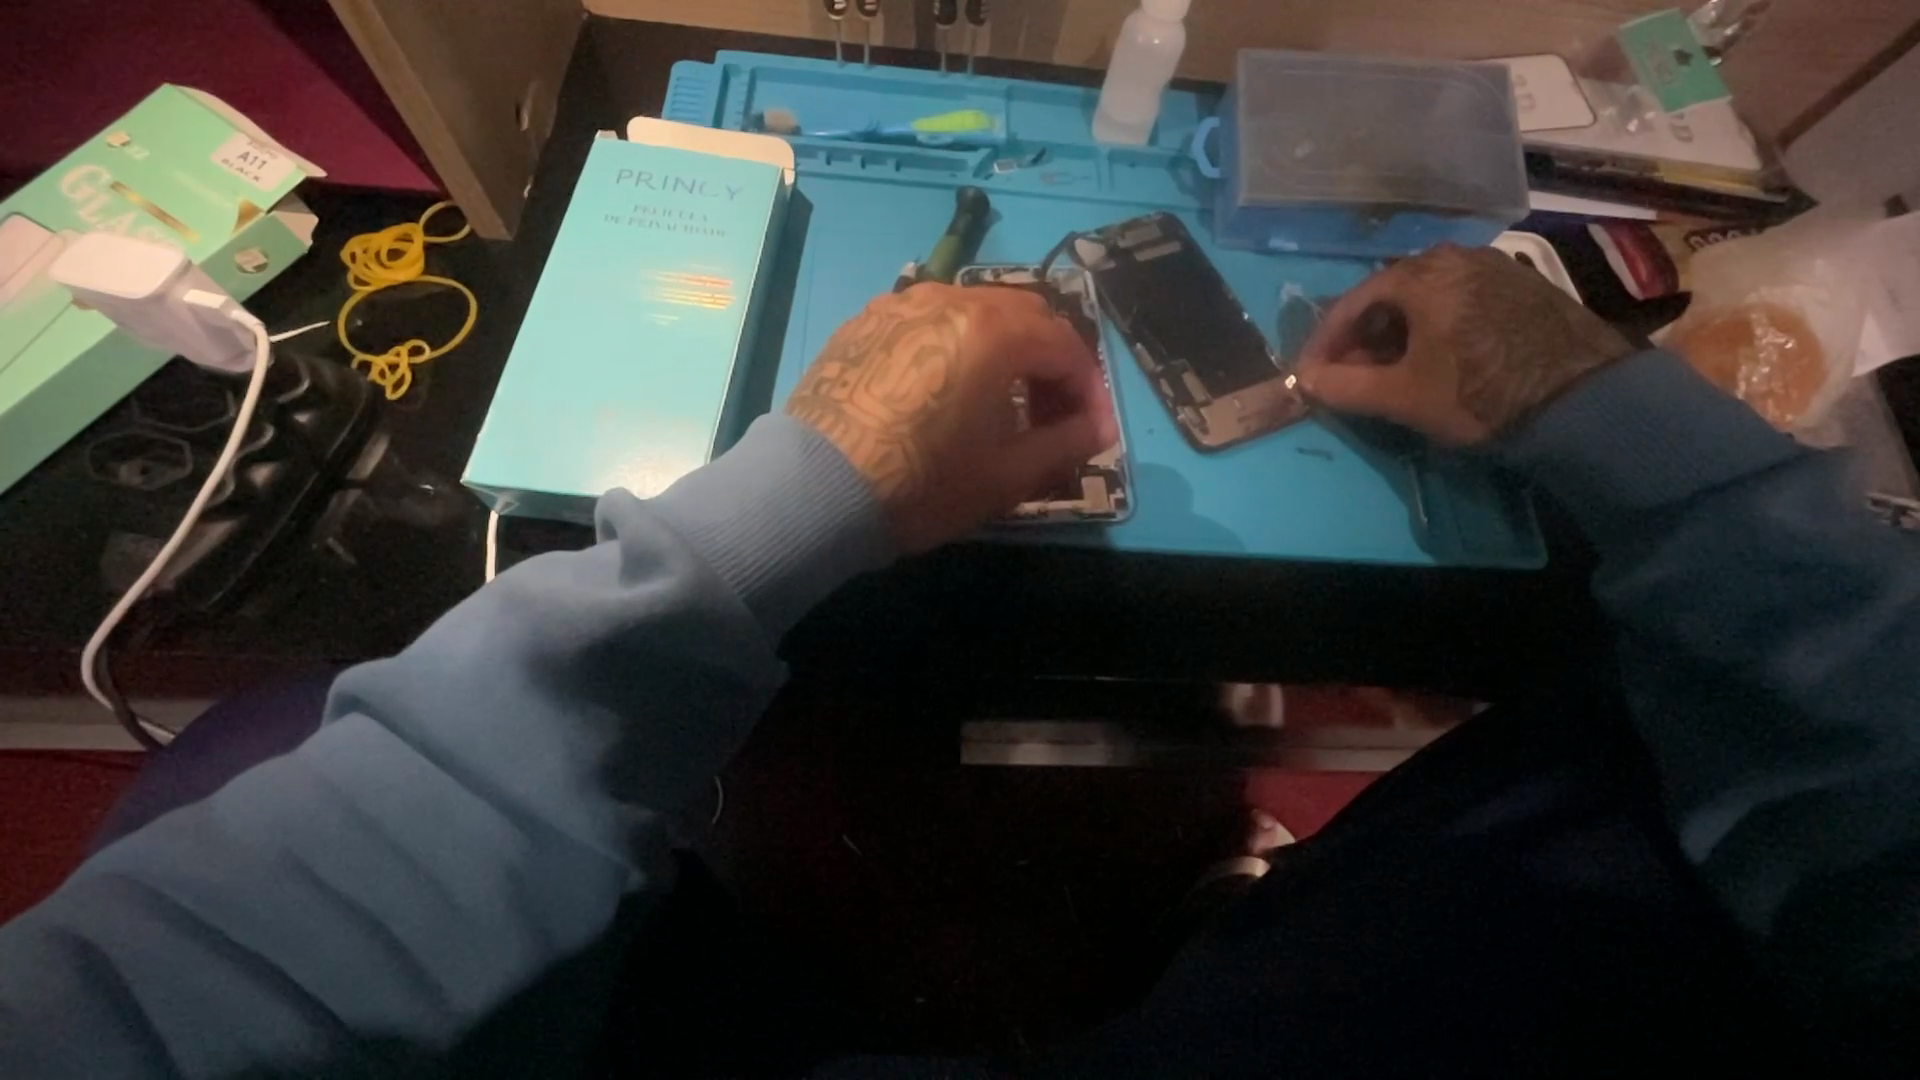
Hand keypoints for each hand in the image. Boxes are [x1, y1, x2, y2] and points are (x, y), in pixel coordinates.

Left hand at [786, 283, 1116, 552]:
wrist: (815, 491)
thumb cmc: (921, 485)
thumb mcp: (1007, 476)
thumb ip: (1065, 445)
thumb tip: (1098, 429)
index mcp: (994, 331)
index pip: (1067, 347)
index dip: (1089, 391)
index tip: (1092, 431)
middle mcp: (950, 300)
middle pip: (1025, 316)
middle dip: (1050, 364)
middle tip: (1050, 415)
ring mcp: (901, 304)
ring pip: (975, 312)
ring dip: (1005, 351)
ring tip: (1000, 403)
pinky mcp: (864, 321)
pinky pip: (929, 322)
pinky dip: (957, 347)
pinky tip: (946, 390)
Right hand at [1294, 244, 1634, 444]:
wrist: (1584, 401)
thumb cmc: (1477, 392)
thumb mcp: (1399, 396)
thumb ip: (1342, 387)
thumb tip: (1303, 381)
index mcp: (1420, 274)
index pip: (1350, 303)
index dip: (1323, 343)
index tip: (1309, 375)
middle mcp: (1455, 257)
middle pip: (1387, 296)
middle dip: (1359, 338)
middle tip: (1346, 375)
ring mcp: (1494, 267)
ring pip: (1422, 299)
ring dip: (1394, 334)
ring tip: (1385, 372)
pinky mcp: (1522, 287)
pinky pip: (1456, 302)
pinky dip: (1430, 328)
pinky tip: (1429, 360)